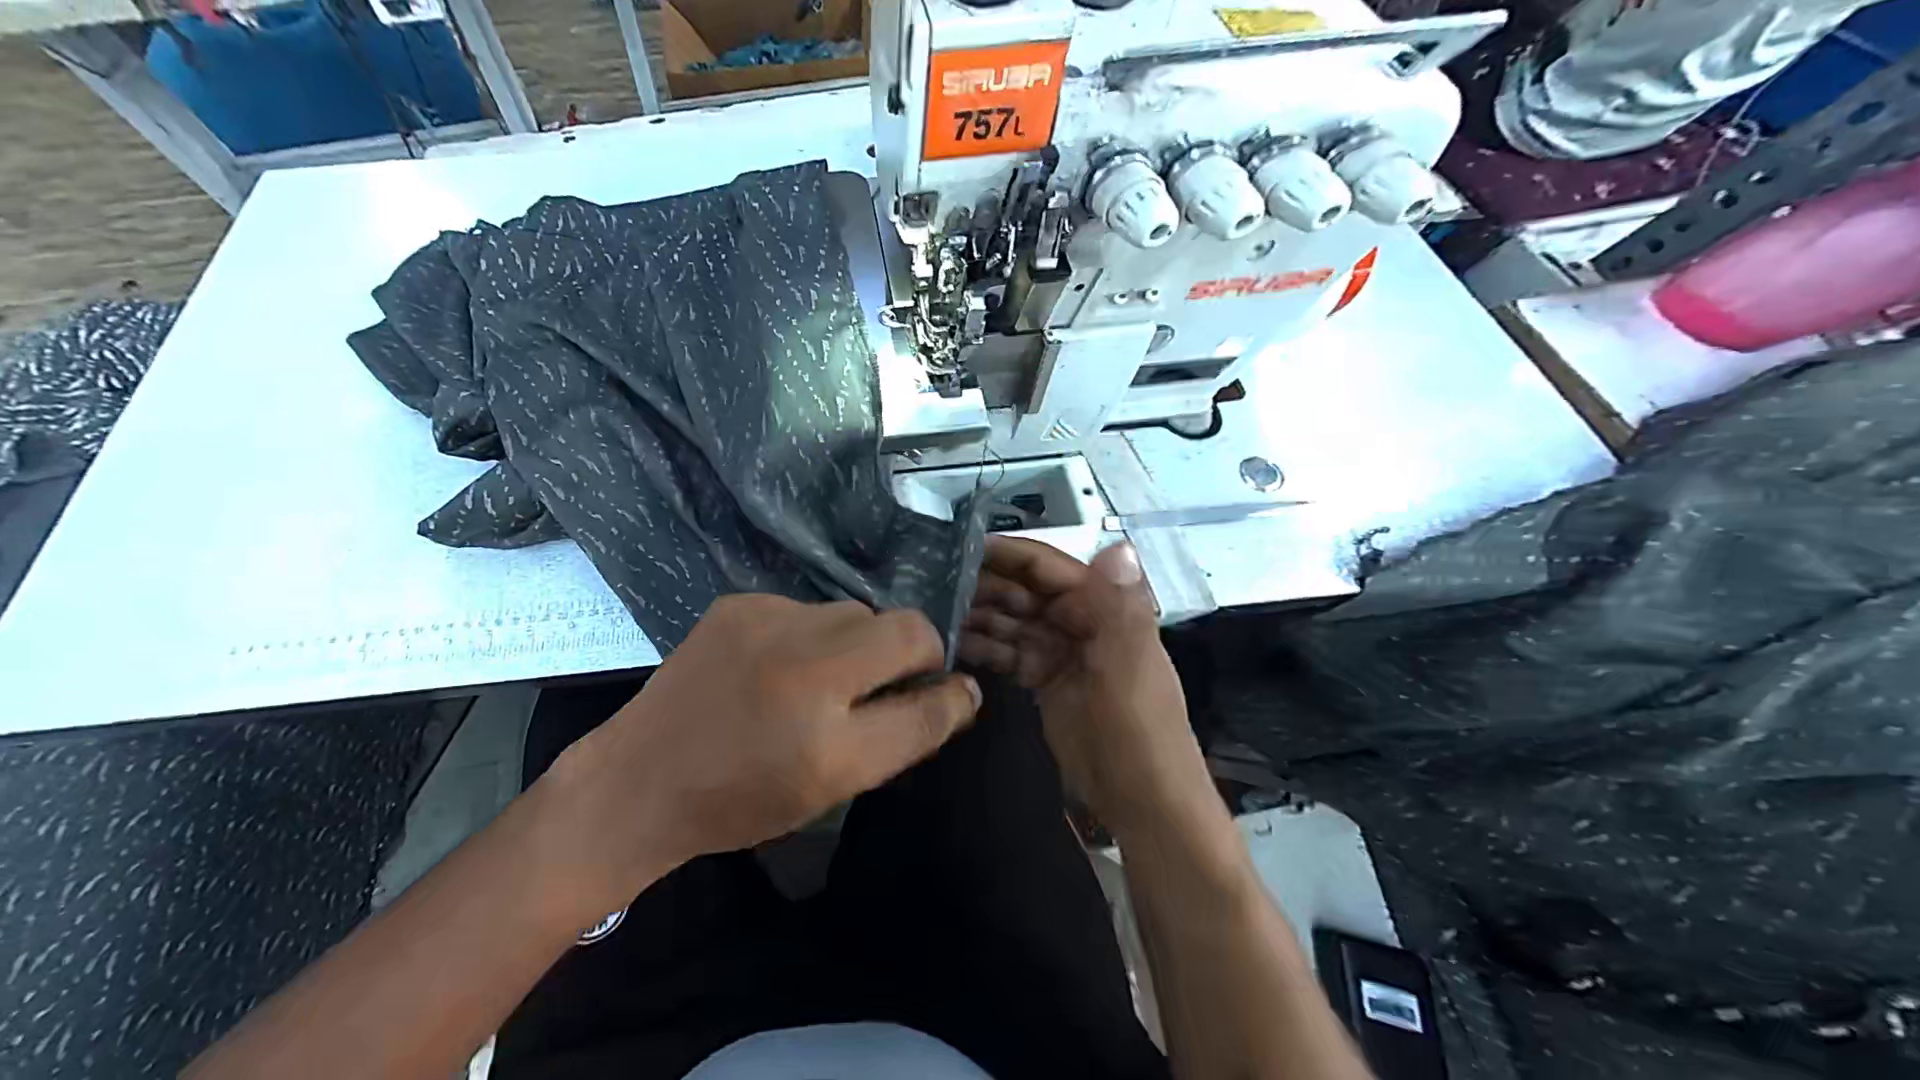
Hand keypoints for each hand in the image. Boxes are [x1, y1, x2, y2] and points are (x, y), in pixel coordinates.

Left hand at [534, 595, 979, 913]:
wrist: (639, 781)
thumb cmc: (745, 799)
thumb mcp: (836, 784)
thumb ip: (908, 733)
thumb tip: (963, 690)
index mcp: (829, 727)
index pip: (927, 688)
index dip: (949, 689)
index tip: (947, 694)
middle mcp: (804, 660)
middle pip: (902, 627)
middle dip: (907, 655)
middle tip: (875, 692)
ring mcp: (767, 619)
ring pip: (856, 614)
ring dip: (858, 644)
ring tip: (820, 682)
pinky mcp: (740, 603)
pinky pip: (809, 607)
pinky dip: (812, 634)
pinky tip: (778, 667)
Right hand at [958, 537, 1206, 835]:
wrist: (1141, 798)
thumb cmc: (1138, 726)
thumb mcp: (1130, 663)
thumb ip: (1118, 604)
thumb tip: (1120, 544)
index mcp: (1107, 607)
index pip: (1052, 569)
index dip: (1012, 555)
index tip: (966, 546)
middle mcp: (1083, 621)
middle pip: (1027, 591)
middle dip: (988, 585)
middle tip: (938, 584)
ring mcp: (1062, 652)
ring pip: (1014, 621)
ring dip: (981, 615)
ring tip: (937, 612)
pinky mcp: (1045, 680)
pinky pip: (1011, 652)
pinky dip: (986, 647)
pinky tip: (955, 644)